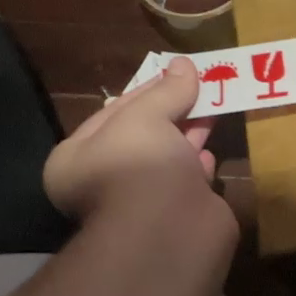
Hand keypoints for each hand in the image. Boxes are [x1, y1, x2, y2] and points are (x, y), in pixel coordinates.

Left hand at [44, 58, 231, 230]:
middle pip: (144, 136)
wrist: (170, 231)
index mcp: (79, 156)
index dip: (148, 89)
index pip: (114, 112)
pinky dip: (200, 167)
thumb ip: (165, 91)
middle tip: (204, 87)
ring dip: (190, 136)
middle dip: (174, 111)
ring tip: (216, 109)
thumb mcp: (146, 117)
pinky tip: (211, 154)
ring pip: (169, 160)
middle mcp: (106, 180)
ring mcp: (143, 201)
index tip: (179, 73)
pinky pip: (189, 184)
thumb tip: (184, 64)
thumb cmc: (140, 167)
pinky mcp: (177, 216)